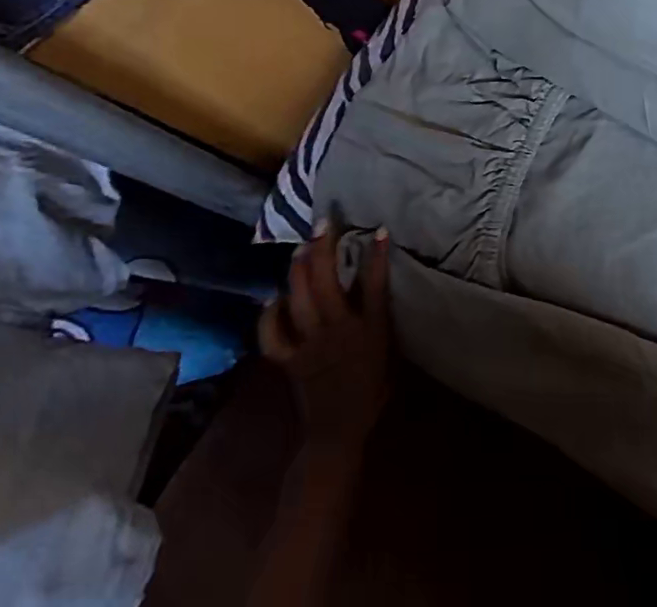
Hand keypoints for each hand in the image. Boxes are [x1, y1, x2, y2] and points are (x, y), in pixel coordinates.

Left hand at [258, 226, 392, 451]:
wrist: (339, 432)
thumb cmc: (370, 390)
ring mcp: (311, 345)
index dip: (377, 257)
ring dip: (298, 269)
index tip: (380, 230)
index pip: (375, 286)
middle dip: (323, 248)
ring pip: (299, 299)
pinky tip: (275, 299)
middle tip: (323, 223)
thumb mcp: (387, 352)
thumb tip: (367, 280)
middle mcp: (339, 332)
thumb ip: (378, 318)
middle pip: (327, 282)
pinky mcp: (289, 360)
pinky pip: (272, 333)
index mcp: (370, 331)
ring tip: (301, 249)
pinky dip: (270, 314)